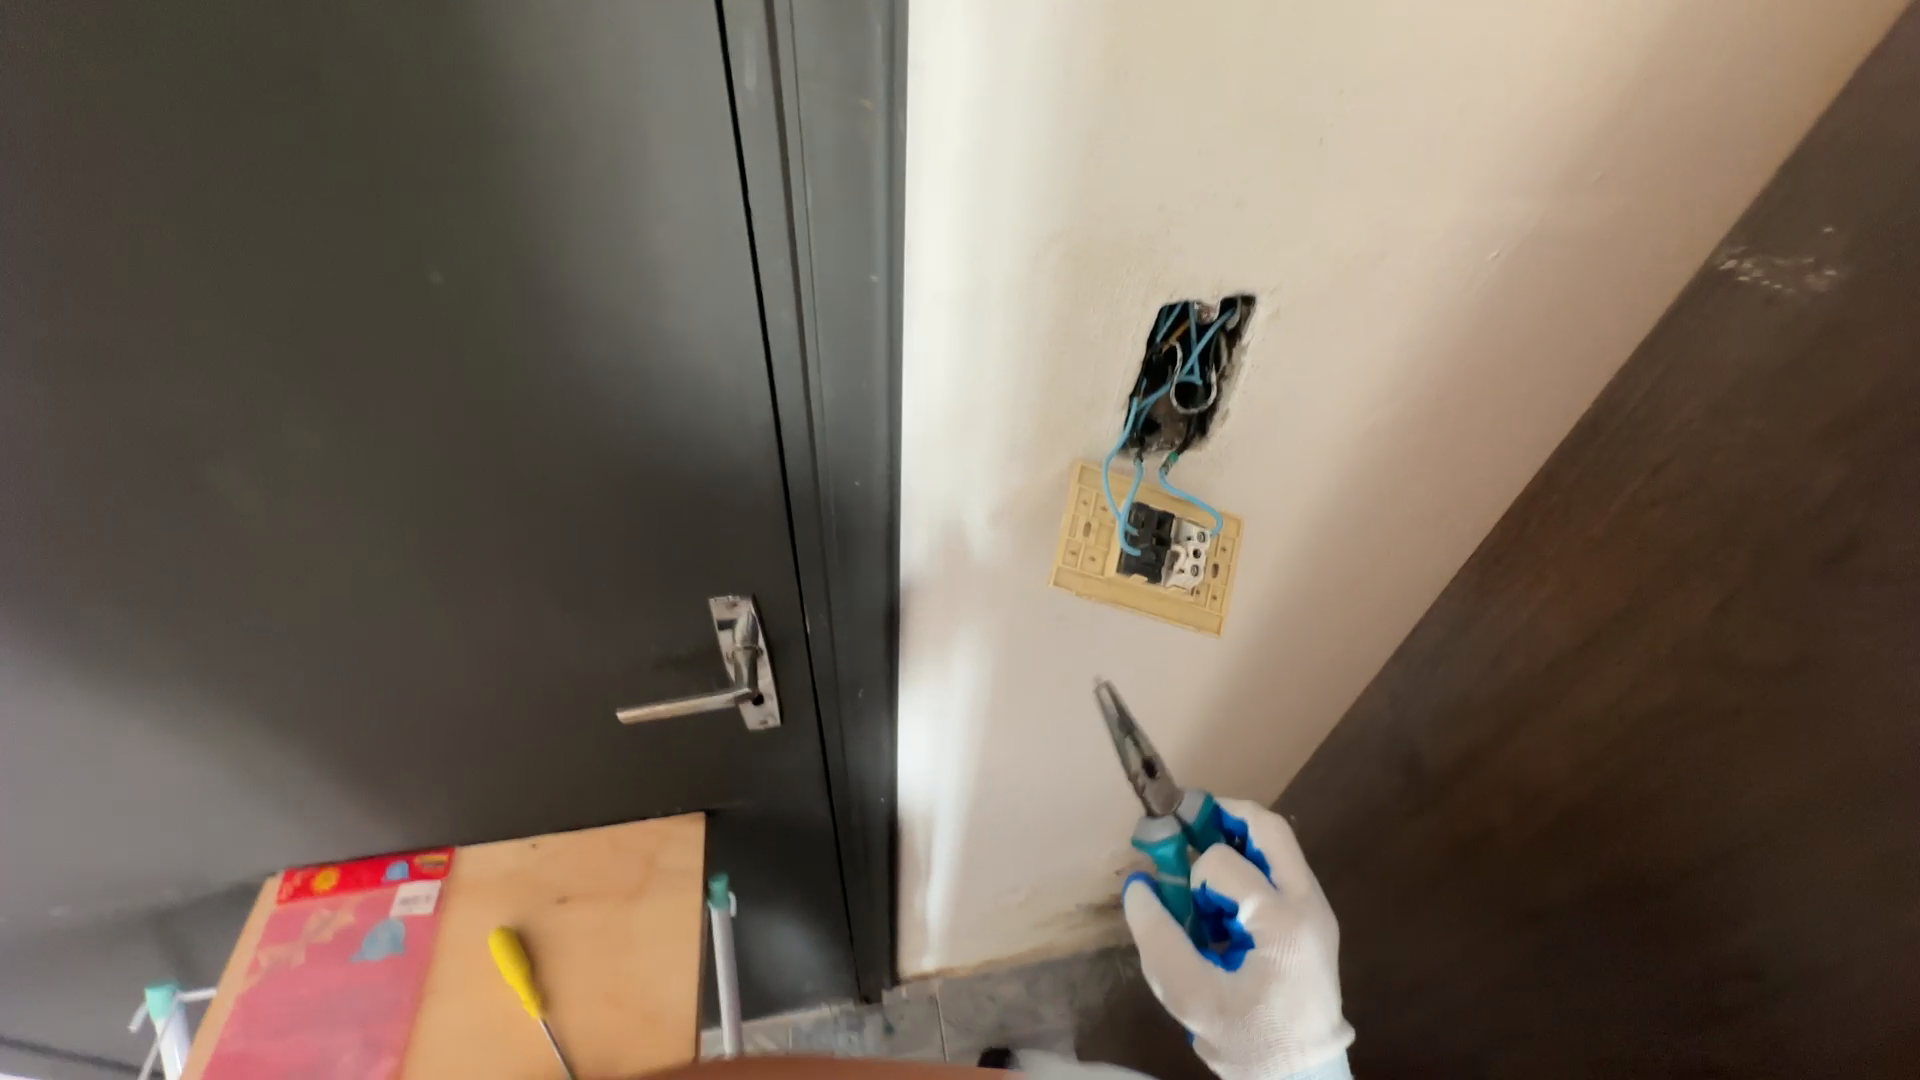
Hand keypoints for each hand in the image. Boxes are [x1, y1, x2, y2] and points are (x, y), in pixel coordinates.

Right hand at [1122, 797, 1353, 1079]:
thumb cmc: (1249, 1040)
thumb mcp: (1190, 997)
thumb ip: (1158, 936)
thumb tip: (1137, 883)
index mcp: (1282, 923)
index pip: (1223, 862)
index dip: (1189, 874)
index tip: (1173, 897)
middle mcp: (1308, 903)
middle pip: (1267, 827)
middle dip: (1219, 815)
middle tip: (1184, 822)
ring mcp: (1316, 908)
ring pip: (1276, 841)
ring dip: (1234, 839)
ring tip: (1199, 863)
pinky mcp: (1314, 918)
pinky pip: (1279, 866)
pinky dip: (1247, 862)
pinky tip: (1221, 895)